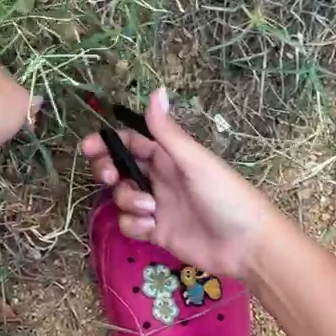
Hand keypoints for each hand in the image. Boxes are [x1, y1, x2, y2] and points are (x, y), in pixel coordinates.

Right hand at [81, 89, 286, 277]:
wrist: (247, 246)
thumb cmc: (225, 195)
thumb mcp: (194, 160)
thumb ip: (167, 131)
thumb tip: (156, 89)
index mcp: (168, 157)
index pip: (129, 142)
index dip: (107, 143)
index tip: (88, 148)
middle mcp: (158, 178)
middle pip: (118, 169)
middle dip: (106, 171)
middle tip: (109, 177)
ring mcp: (156, 206)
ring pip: (121, 197)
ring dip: (127, 201)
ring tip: (150, 210)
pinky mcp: (156, 232)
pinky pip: (129, 224)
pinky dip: (134, 225)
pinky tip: (151, 227)